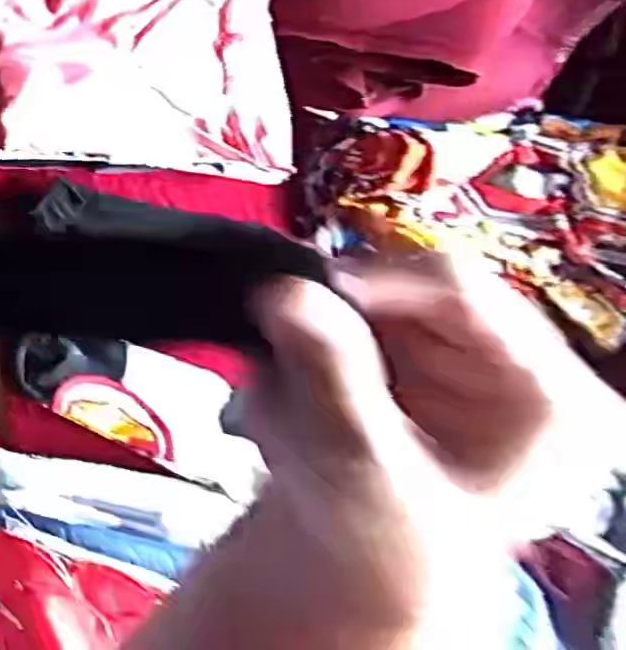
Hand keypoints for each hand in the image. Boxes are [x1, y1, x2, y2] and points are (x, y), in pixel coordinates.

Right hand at [239, 253, 625, 643]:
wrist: (356, 549)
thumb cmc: (376, 523)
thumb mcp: (352, 455)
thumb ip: (326, 372)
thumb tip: (283, 288)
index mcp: (548, 397)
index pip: (457, 288)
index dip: (368, 279)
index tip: (291, 298)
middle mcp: (511, 361)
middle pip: (406, 279)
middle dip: (331, 300)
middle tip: (280, 337)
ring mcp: (453, 352)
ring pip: (364, 284)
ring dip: (308, 314)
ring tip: (283, 363)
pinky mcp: (399, 348)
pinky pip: (337, 303)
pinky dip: (299, 323)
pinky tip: (290, 362)